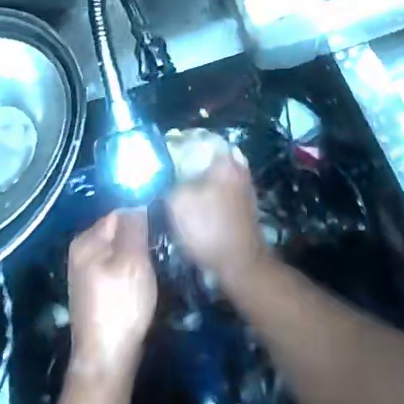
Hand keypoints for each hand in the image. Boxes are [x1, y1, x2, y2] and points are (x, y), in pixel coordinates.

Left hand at [67, 209, 156, 378]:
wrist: (106, 360)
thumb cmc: (120, 306)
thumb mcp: (132, 260)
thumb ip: (134, 227)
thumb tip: (138, 201)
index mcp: (85, 241)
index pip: (120, 213)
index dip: (143, 220)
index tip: (163, 233)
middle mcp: (81, 253)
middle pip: (119, 233)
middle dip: (141, 240)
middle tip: (162, 252)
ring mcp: (87, 275)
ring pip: (121, 253)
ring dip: (138, 259)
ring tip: (156, 270)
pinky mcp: (96, 294)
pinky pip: (118, 271)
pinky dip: (132, 275)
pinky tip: (142, 287)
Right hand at [166, 146, 268, 284]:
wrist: (241, 264)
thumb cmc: (208, 229)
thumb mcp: (177, 202)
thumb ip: (166, 180)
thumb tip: (159, 172)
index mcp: (223, 159)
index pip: (194, 138)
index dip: (173, 145)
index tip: (158, 156)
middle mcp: (238, 165)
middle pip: (205, 154)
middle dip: (185, 162)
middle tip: (165, 173)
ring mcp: (244, 184)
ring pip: (212, 172)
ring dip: (195, 178)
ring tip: (175, 188)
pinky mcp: (244, 202)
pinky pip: (219, 187)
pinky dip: (206, 191)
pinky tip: (193, 203)